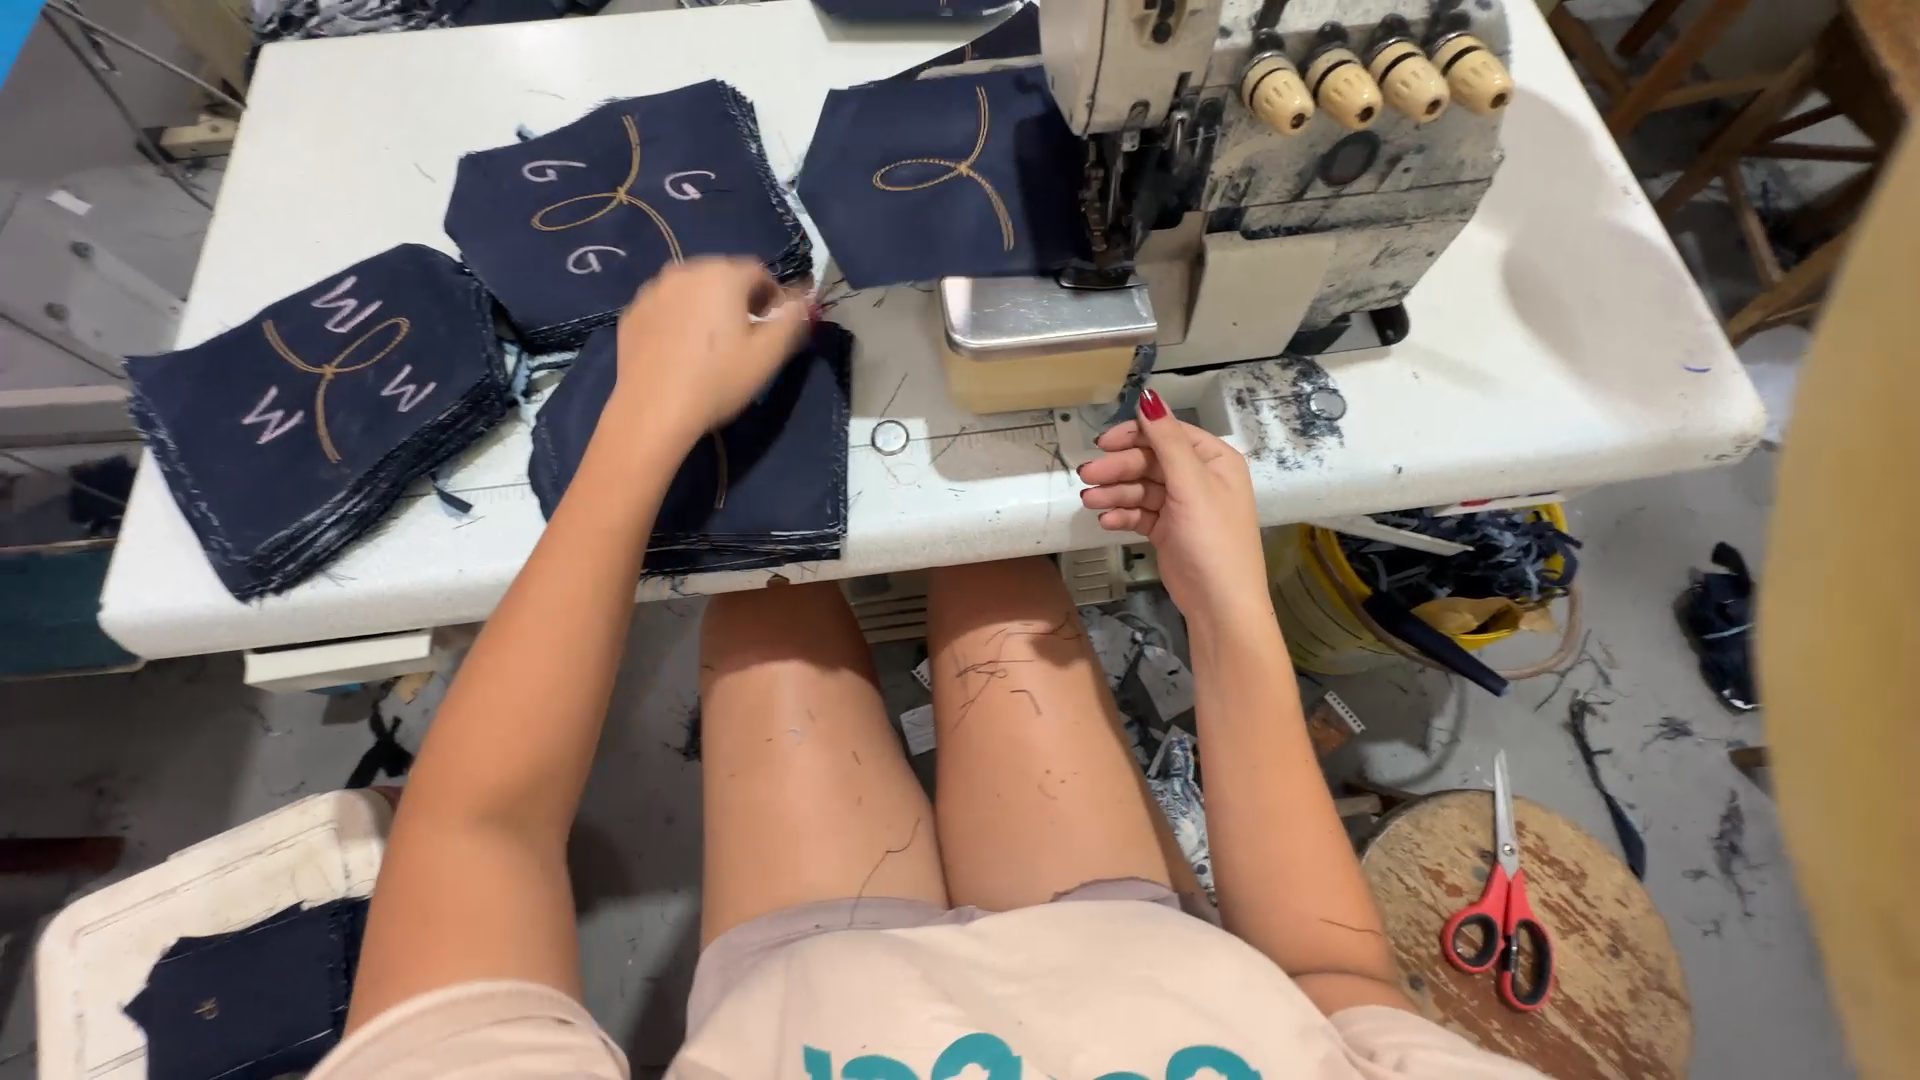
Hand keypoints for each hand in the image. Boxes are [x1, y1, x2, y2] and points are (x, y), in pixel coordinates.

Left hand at [608, 257, 809, 445]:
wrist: (653, 410)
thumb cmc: (717, 380)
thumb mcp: (768, 354)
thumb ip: (792, 319)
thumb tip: (803, 299)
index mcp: (722, 275)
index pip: (759, 272)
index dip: (773, 297)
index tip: (774, 327)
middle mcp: (685, 271)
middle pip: (724, 276)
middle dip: (740, 299)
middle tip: (745, 337)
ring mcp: (653, 290)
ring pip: (693, 290)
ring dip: (709, 307)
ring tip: (713, 344)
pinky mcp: (632, 312)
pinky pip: (668, 306)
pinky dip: (680, 319)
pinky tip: (683, 351)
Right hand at [1077, 389, 1270, 628]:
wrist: (1220, 603)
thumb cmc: (1213, 539)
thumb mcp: (1191, 485)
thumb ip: (1167, 441)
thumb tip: (1149, 396)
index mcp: (1214, 461)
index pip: (1168, 435)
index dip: (1135, 435)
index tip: (1103, 443)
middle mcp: (1199, 478)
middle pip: (1150, 462)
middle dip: (1118, 469)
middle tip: (1087, 477)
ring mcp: (1183, 506)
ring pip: (1141, 488)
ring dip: (1115, 493)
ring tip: (1090, 502)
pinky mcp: (1168, 530)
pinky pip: (1140, 513)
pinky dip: (1122, 515)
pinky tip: (1106, 521)